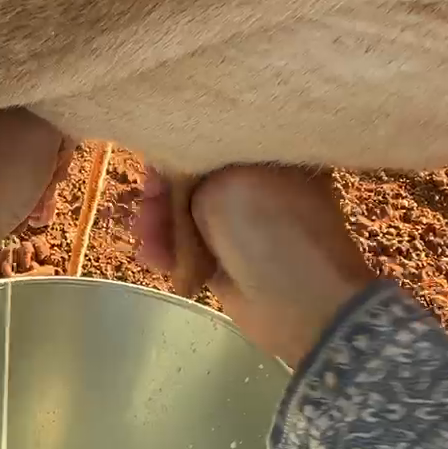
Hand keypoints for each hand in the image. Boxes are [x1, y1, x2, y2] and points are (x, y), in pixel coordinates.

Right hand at [141, 165, 377, 365]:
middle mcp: (255, 184)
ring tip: (145, 242)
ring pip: (185, 218)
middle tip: (145, 212)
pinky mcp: (227, 261)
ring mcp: (242, 226)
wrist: (302, 303)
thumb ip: (190, 174)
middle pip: (192, 182)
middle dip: (161, 197)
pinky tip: (152, 259)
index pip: (209, 144)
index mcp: (267, 154)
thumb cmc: (269, 231)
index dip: (175, 156)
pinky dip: (168, 253)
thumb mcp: (225, 184)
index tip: (151, 174)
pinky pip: (188, 250)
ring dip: (159, 227)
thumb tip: (165, 172)